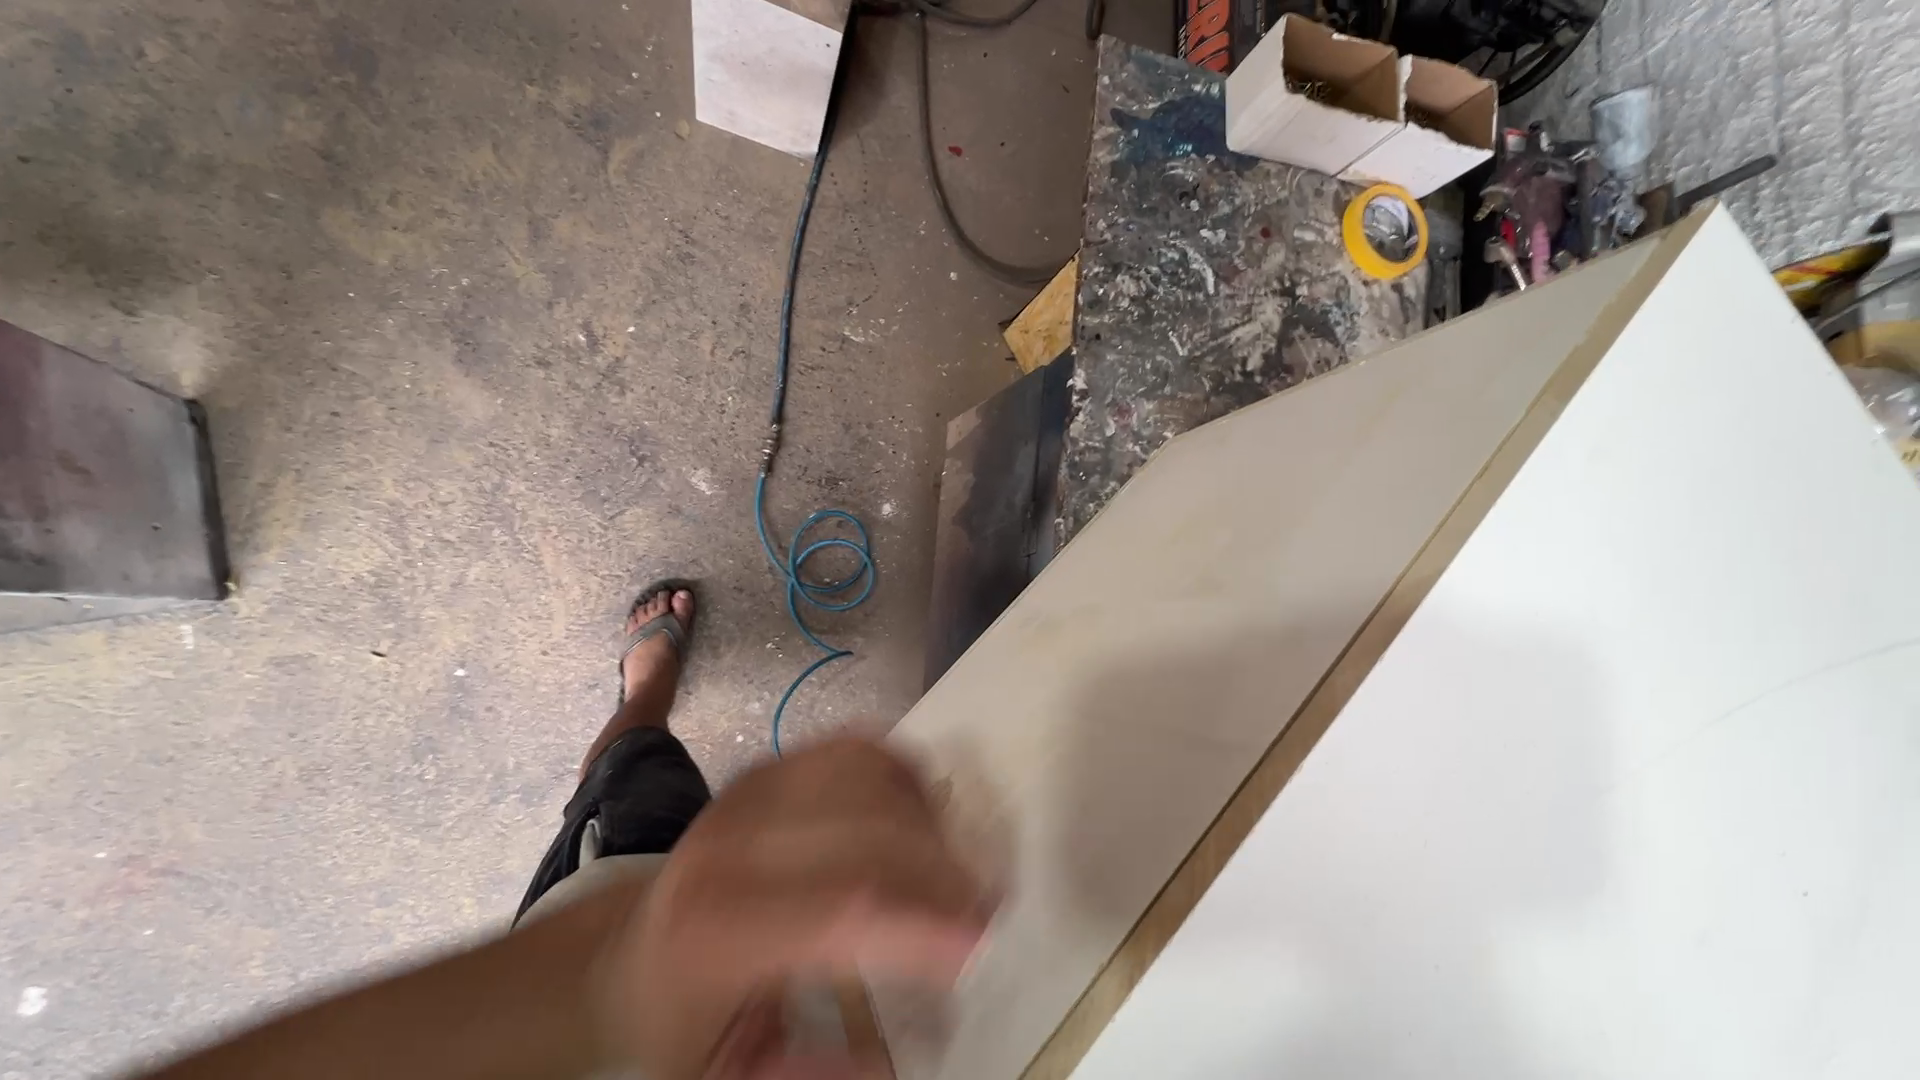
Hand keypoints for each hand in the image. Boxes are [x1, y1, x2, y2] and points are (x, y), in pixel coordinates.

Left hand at [597, 738, 989, 1079]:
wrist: (620, 956)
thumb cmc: (680, 1020)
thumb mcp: (731, 1072)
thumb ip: (812, 1071)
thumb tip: (894, 1055)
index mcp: (718, 929)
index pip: (845, 907)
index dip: (924, 921)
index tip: (980, 941)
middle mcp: (734, 843)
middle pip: (870, 831)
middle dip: (945, 866)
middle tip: (988, 904)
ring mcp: (751, 792)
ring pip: (869, 777)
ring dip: (932, 817)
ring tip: (960, 862)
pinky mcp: (768, 767)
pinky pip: (852, 748)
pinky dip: (901, 770)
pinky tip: (924, 810)